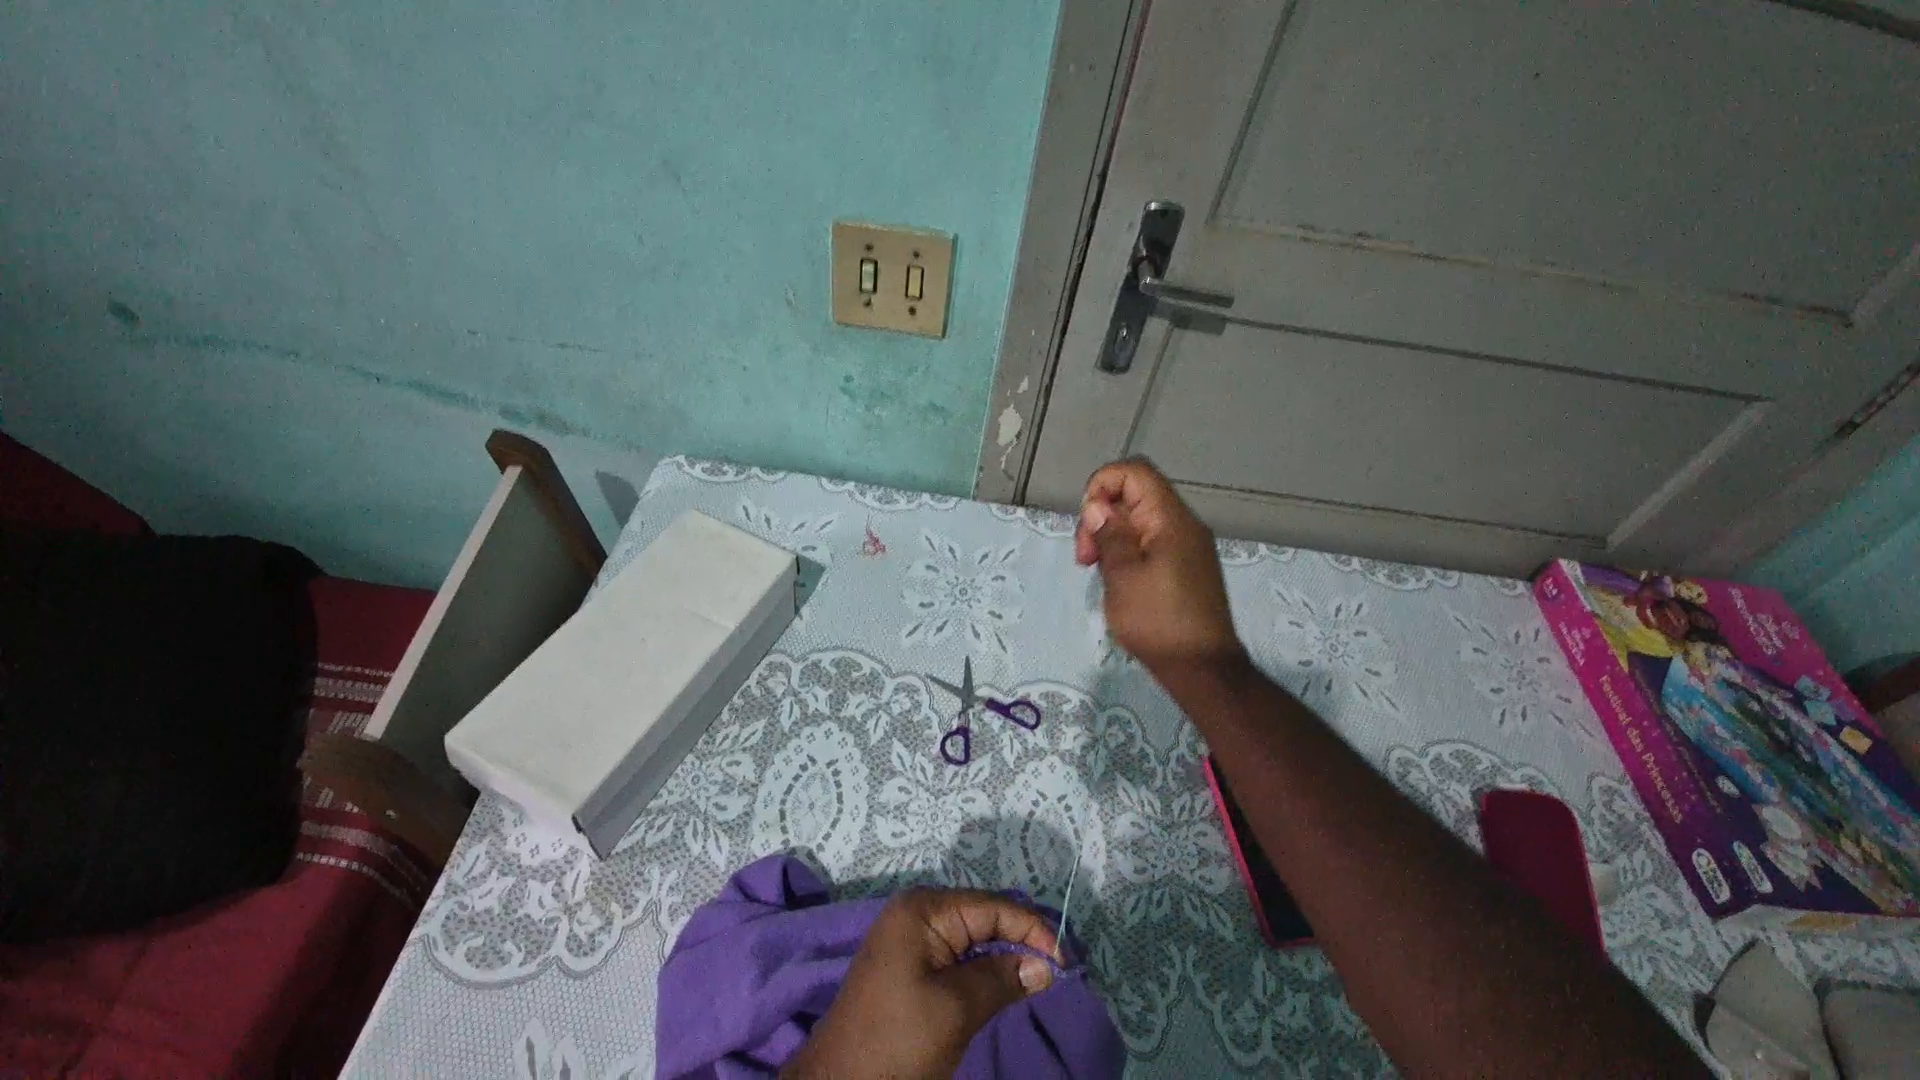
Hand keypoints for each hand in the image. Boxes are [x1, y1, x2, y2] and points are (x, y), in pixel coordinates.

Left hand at [783, 888, 1057, 1079]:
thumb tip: (1046, 964)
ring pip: (974, 937)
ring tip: (1040, 977)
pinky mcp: (910, 964)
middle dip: (1022, 939)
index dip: (1033, 930)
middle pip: (985, 916)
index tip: (1066, 964)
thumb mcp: (956, 1009)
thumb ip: (1002, 978)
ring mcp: (911, 938)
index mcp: (924, 910)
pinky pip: (958, 955)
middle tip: (1058, 970)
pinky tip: (1005, 983)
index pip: (994, 907)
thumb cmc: (897, 1042)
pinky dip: (985, 967)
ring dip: (1005, 955)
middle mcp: (917, 912)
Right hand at [1075, 459, 1245, 679]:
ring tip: (1099, 574)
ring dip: (1112, 538)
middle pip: (1135, 495)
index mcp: (1171, 519)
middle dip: (1101, 518)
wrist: (1202, 668)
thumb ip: (1109, 535)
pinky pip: (1151, 543)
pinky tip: (1118, 582)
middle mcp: (1184, 525)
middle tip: (1086, 559)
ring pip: (1140, 521)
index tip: (1088, 526)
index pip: (1134, 472)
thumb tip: (1098, 506)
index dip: (1102, 486)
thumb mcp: (1122, 576)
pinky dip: (1128, 553)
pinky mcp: (1187, 568)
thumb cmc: (1158, 621)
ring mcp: (1188, 547)